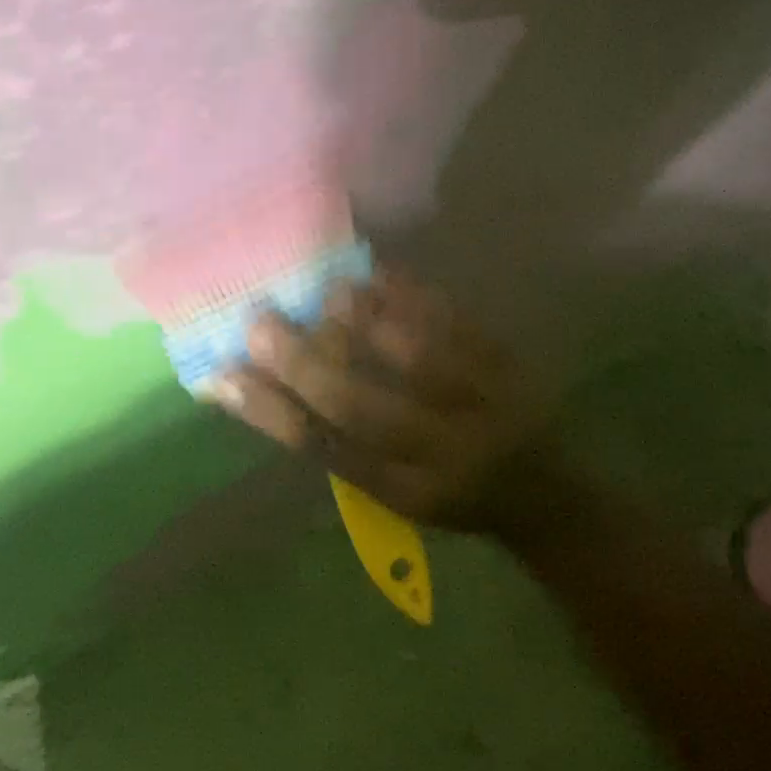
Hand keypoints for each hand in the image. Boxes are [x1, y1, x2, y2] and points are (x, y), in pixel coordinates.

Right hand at [212, 269, 537, 533]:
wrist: (546, 494)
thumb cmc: (448, 496)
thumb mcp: (390, 491)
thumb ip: (333, 445)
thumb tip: (259, 388)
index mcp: (407, 492)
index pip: (329, 451)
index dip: (273, 414)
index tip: (224, 376)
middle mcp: (445, 457)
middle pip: (365, 410)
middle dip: (306, 366)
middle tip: (258, 323)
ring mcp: (485, 409)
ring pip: (419, 363)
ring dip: (364, 323)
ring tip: (321, 292)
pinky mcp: (512, 370)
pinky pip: (462, 328)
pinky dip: (417, 298)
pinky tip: (378, 274)